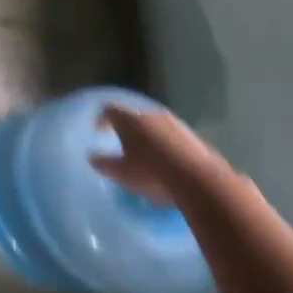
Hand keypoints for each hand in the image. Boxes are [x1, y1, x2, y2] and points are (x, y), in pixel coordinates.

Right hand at [90, 104, 231, 206]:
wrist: (200, 182)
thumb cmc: (152, 174)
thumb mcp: (122, 174)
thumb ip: (104, 164)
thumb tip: (93, 158)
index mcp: (129, 120)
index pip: (109, 110)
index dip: (101, 119)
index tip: (98, 131)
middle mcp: (152, 115)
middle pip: (135, 117)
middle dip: (130, 130)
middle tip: (126, 147)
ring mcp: (177, 126)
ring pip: (158, 127)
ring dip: (152, 139)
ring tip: (151, 159)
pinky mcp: (197, 140)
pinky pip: (177, 140)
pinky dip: (171, 149)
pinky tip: (173, 168)